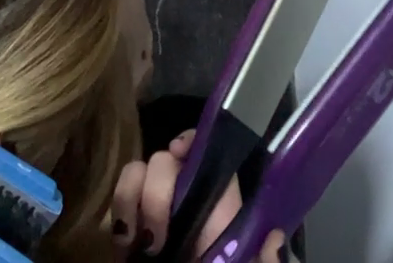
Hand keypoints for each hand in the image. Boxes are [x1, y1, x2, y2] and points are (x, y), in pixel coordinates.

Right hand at [110, 131, 286, 262]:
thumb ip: (261, 260)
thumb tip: (275, 237)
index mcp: (219, 206)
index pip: (205, 153)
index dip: (189, 142)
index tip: (177, 151)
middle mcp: (185, 197)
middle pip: (162, 160)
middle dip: (155, 191)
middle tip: (157, 238)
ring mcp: (155, 211)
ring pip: (135, 171)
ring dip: (130, 198)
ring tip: (135, 240)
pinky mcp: (131, 229)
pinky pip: (118, 202)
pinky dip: (117, 216)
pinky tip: (125, 245)